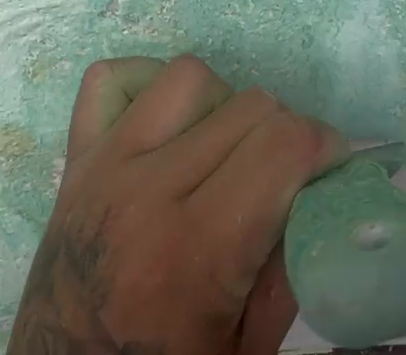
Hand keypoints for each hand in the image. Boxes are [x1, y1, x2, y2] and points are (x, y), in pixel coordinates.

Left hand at [8, 55, 348, 354]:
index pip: (284, 144)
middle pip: (250, 105)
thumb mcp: (250, 343)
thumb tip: (324, 186)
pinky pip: (111, 79)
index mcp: (194, 251)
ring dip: (222, 105)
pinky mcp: (76, 155)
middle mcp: (145, 194)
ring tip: (223, 149)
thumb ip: (294, 262)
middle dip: (285, 132)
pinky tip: (168, 127)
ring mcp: (103, 166)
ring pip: (189, 76)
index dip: (326, 146)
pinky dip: (146, 86)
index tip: (329, 168)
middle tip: (282, 173)